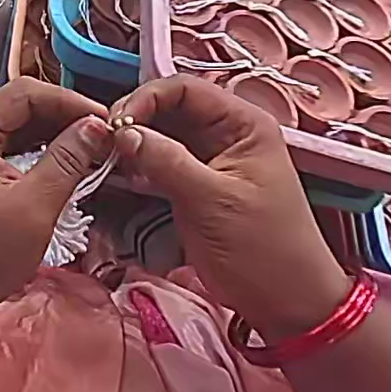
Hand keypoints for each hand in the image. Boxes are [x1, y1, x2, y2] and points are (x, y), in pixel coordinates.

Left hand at [0, 79, 111, 320]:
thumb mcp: (34, 206)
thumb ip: (66, 161)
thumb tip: (97, 126)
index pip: (23, 94)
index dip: (67, 101)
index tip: (103, 118)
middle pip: (25, 104)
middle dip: (67, 114)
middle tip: (106, 131)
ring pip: (27, 123)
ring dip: (62, 130)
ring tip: (98, 143)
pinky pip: (24, 144)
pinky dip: (51, 148)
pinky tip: (78, 157)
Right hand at [112, 76, 350, 339]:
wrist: (285, 302)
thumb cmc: (263, 248)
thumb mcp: (214, 200)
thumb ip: (167, 161)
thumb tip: (122, 132)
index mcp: (242, 124)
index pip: (185, 89)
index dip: (146, 97)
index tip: (116, 123)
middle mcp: (223, 132)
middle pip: (167, 106)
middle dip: (134, 119)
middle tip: (105, 141)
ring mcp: (206, 156)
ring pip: (158, 131)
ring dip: (132, 141)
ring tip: (109, 157)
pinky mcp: (190, 180)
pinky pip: (156, 157)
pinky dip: (136, 162)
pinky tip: (120, 173)